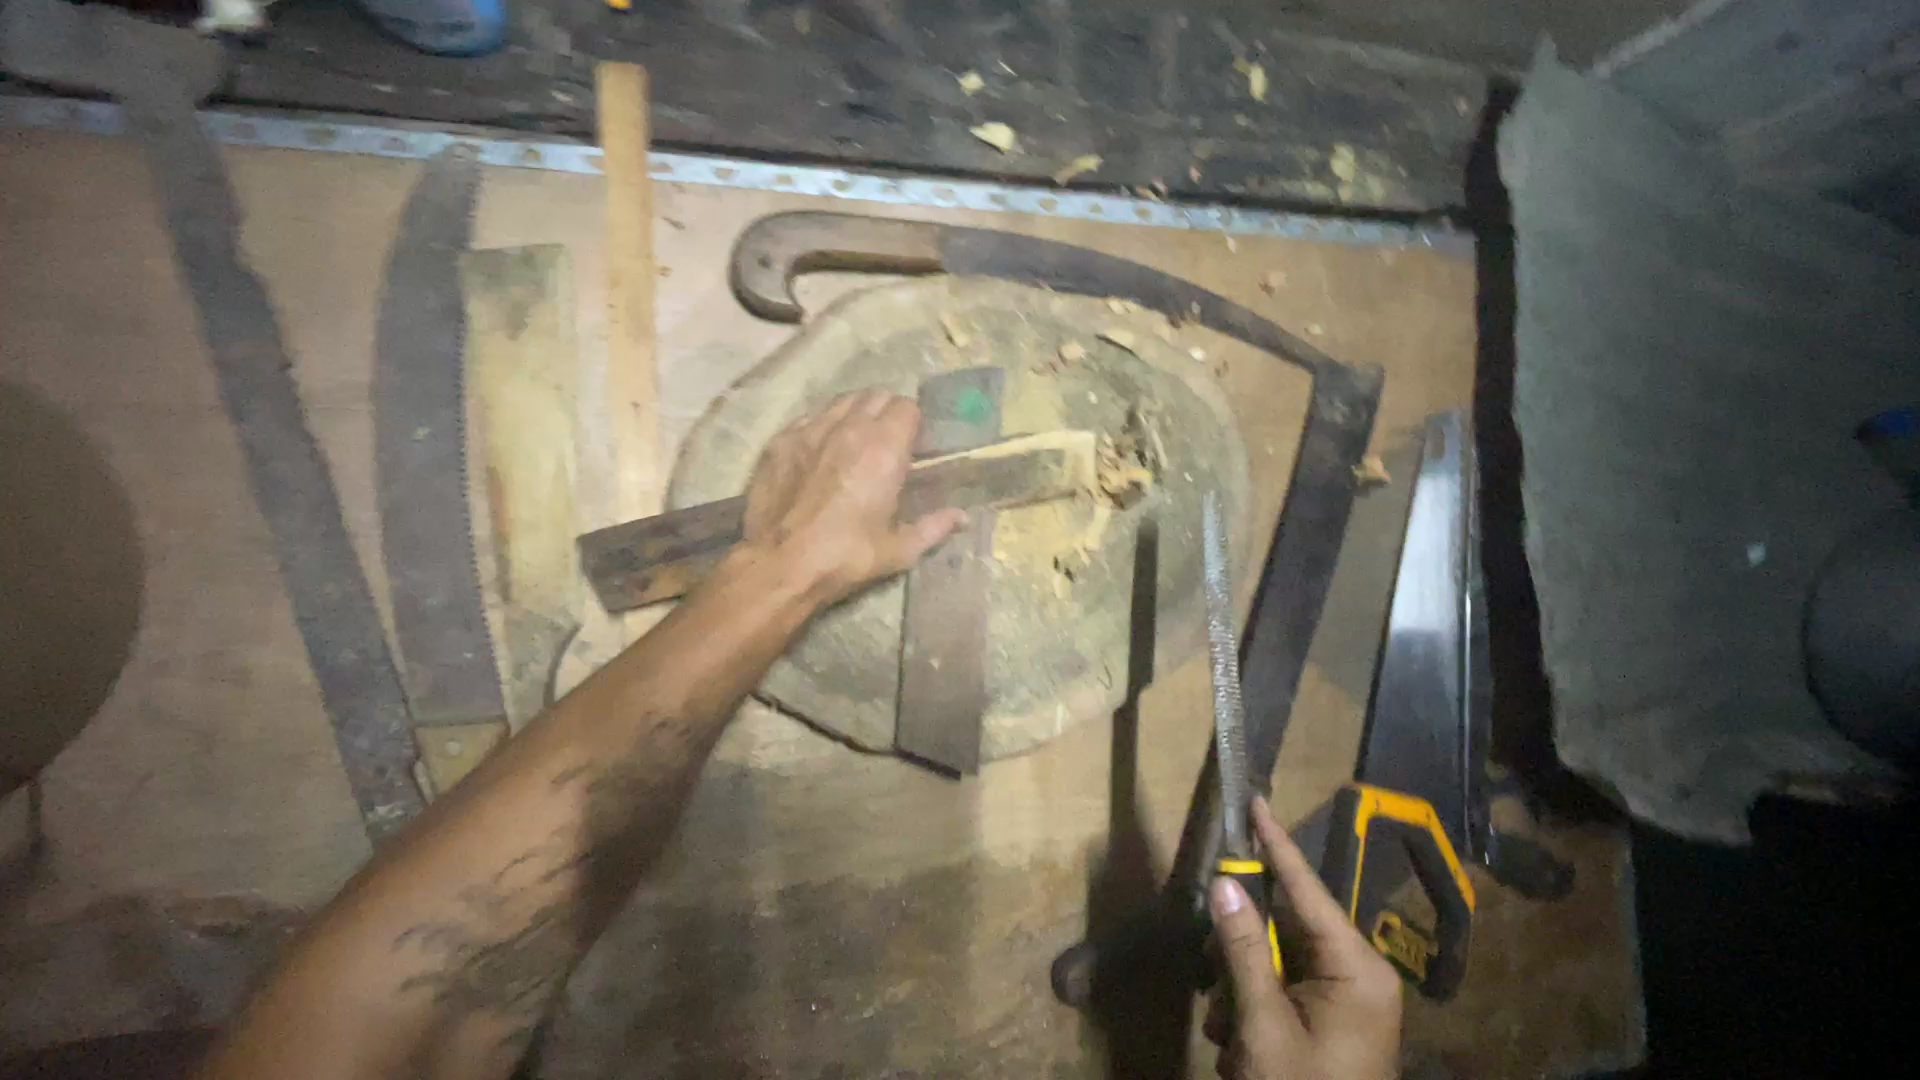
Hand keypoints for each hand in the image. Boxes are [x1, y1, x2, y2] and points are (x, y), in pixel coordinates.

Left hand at [738, 389, 967, 605]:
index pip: (907, 407)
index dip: (914, 423)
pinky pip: (810, 417)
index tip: (914, 445)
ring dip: (856, 413)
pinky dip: (823, 426)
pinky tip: (822, 450)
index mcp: (884, 449)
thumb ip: (933, 527)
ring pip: (842, 401)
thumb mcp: (899, 550)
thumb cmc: (846, 557)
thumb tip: (962, 517)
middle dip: (887, 412)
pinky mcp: (781, 440)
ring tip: (856, 440)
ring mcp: (811, 430)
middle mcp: (849, 428)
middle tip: (889, 441)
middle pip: (876, 396)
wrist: (780, 564)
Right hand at [1205, 797, 1403, 1079]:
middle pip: (1282, 924)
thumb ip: (1242, 949)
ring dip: (1238, 985)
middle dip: (1241, 949)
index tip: (1256, 801)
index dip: (1277, 844)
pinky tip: (1239, 1042)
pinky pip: (1277, 983)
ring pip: (1272, 955)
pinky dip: (1249, 1003)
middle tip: (1216, 979)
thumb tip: (1224, 882)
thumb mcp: (1264, 1025)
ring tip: (1231, 1034)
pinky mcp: (1327, 1015)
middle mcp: (1356, 973)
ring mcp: (1343, 996)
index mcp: (1356, 969)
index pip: (1306, 890)